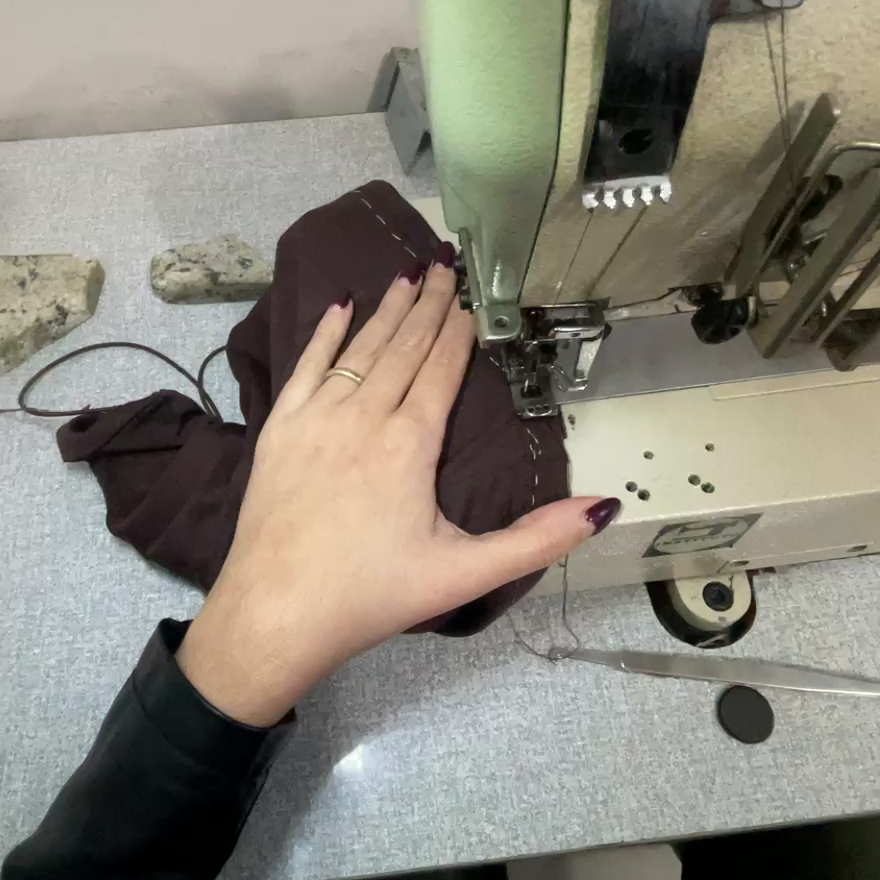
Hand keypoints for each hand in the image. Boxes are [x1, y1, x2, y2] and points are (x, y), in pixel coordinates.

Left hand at [176, 250, 620, 725]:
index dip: (458, 333)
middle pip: (404, 347)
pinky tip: (339, 307)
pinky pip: (305, 367)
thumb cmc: (371, 595)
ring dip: (386, 311)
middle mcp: (365, 416)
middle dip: (427, 306)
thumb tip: (603, 507)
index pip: (441, 370)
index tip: (468, 300)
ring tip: (405, 276)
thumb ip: (536, 540)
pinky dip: (324, 334)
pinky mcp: (279, 429)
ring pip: (360, 349)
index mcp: (411, 443)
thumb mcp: (464, 574)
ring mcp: (317, 418)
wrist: (276, 613)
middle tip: (442, 266)